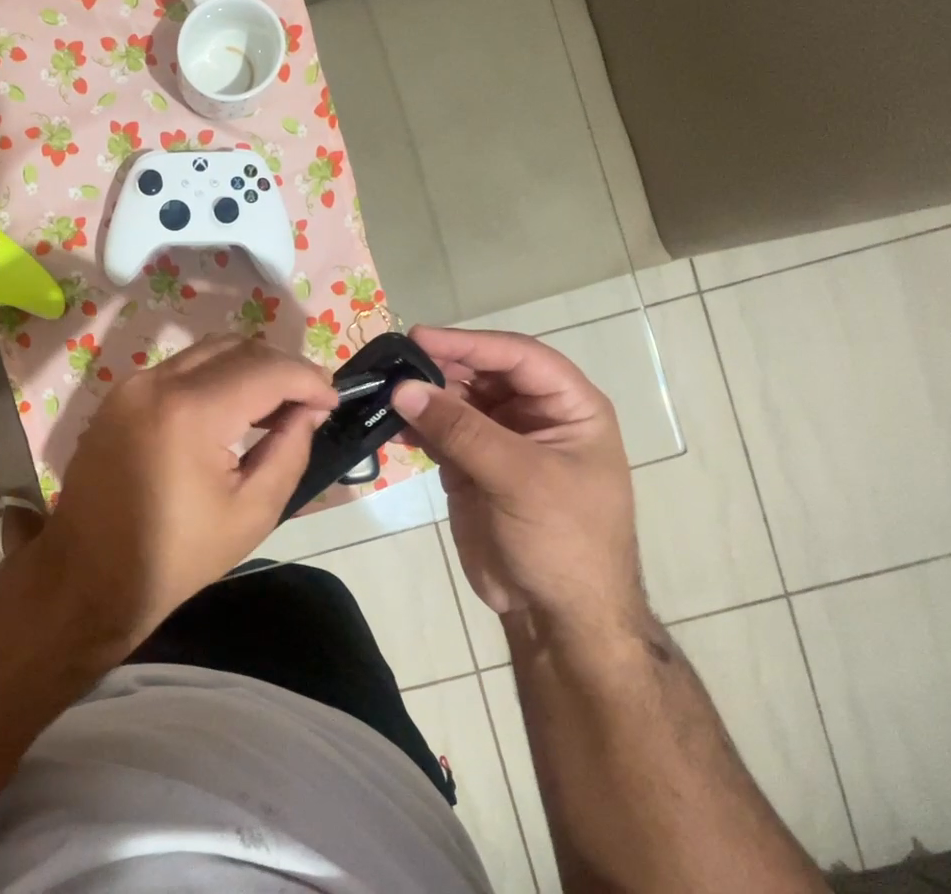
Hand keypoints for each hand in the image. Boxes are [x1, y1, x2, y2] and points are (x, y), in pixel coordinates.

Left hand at [45, 334, 336, 642]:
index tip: (333, 402)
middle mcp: (155, 383)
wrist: (89, 574)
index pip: (266, 370)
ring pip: (204, 353)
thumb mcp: (251, 512)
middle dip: (280, 368)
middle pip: (235, 348)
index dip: (309, 380)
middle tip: (308, 404)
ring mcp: (130, 387)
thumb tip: (309, 411)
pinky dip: (211, 379)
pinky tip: (229, 413)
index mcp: (190, 411)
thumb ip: (289, 451)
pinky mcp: (116, 399)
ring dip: (246, 369)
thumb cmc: (175, 555)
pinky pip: (176, 371)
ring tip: (274, 409)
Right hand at [388, 327, 647, 639]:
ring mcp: (500, 442)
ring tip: (380, 391)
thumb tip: (403, 388)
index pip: (518, 357)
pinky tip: (387, 425)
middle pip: (482, 374)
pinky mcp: (471, 468)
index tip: (419, 338)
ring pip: (455, 402)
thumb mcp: (520, 478)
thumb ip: (461, 430)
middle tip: (389, 364)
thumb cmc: (563, 539)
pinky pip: (438, 435)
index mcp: (569, 407)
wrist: (556, 612)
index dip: (470, 343)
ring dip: (421, 397)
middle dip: (439, 368)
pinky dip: (413, 428)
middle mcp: (534, 416)